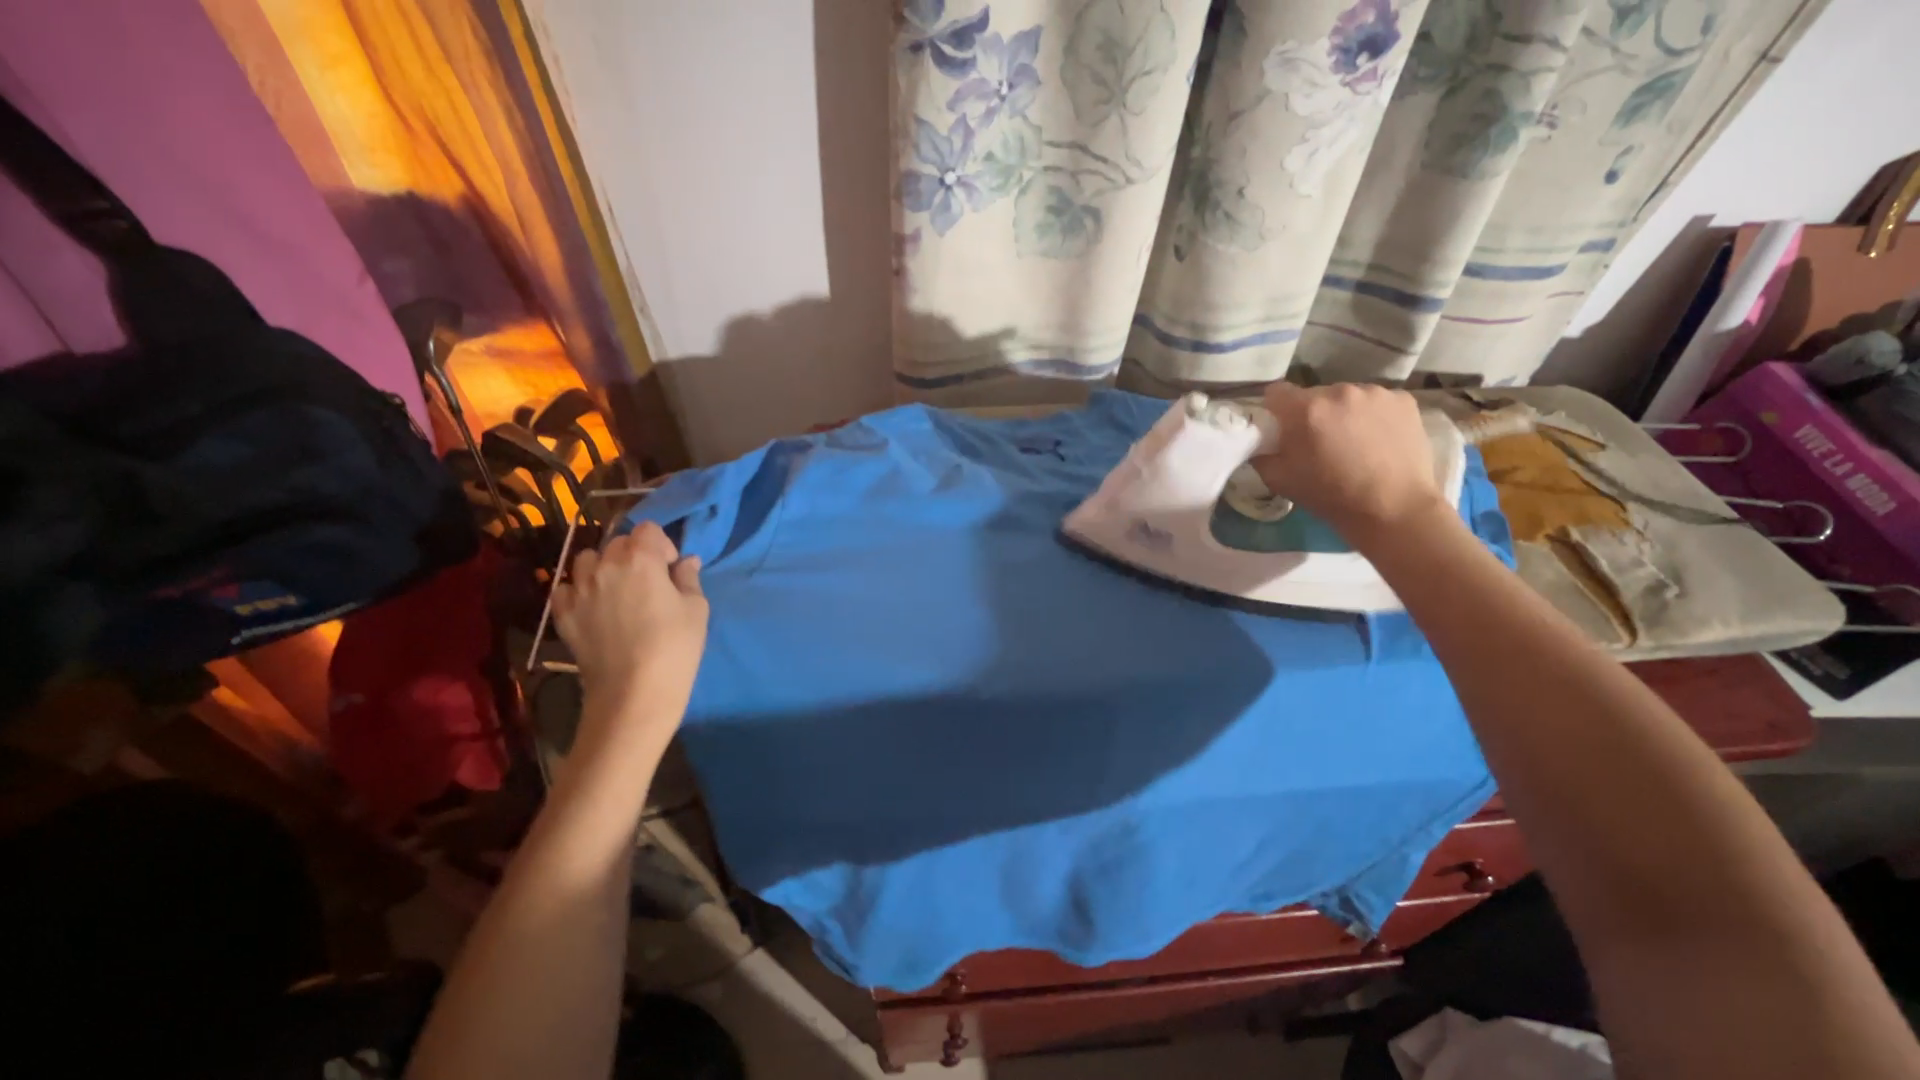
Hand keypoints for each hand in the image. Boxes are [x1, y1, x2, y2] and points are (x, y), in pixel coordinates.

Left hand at [553, 523, 707, 721]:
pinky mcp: (563, 614)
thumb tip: (685, 562)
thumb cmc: (674, 648)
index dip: (661, 545)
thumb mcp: (696, 610)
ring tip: (615, 590)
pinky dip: (577, 591)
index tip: (670, 568)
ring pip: (586, 560)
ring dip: (602, 567)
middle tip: (647, 582)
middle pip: (617, 542)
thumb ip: (689, 579)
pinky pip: (565, 588)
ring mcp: (579, 589)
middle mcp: (605, 565)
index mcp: (640, 558)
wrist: (633, 694)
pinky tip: (592, 608)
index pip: (647, 529)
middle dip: (634, 555)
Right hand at [1252, 382, 1451, 549]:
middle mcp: (1339, 391)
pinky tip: (1379, 441)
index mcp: (1306, 409)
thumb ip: (1262, 454)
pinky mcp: (1404, 400)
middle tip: (1322, 443)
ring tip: (1355, 443)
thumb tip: (1260, 442)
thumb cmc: (1332, 497)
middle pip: (1315, 395)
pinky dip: (1374, 416)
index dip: (1276, 411)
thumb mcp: (1281, 481)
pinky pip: (1378, 402)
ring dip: (1345, 413)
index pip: (1276, 392)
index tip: (1283, 429)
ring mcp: (1375, 393)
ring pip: (1348, 397)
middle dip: (1314, 414)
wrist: (1394, 510)